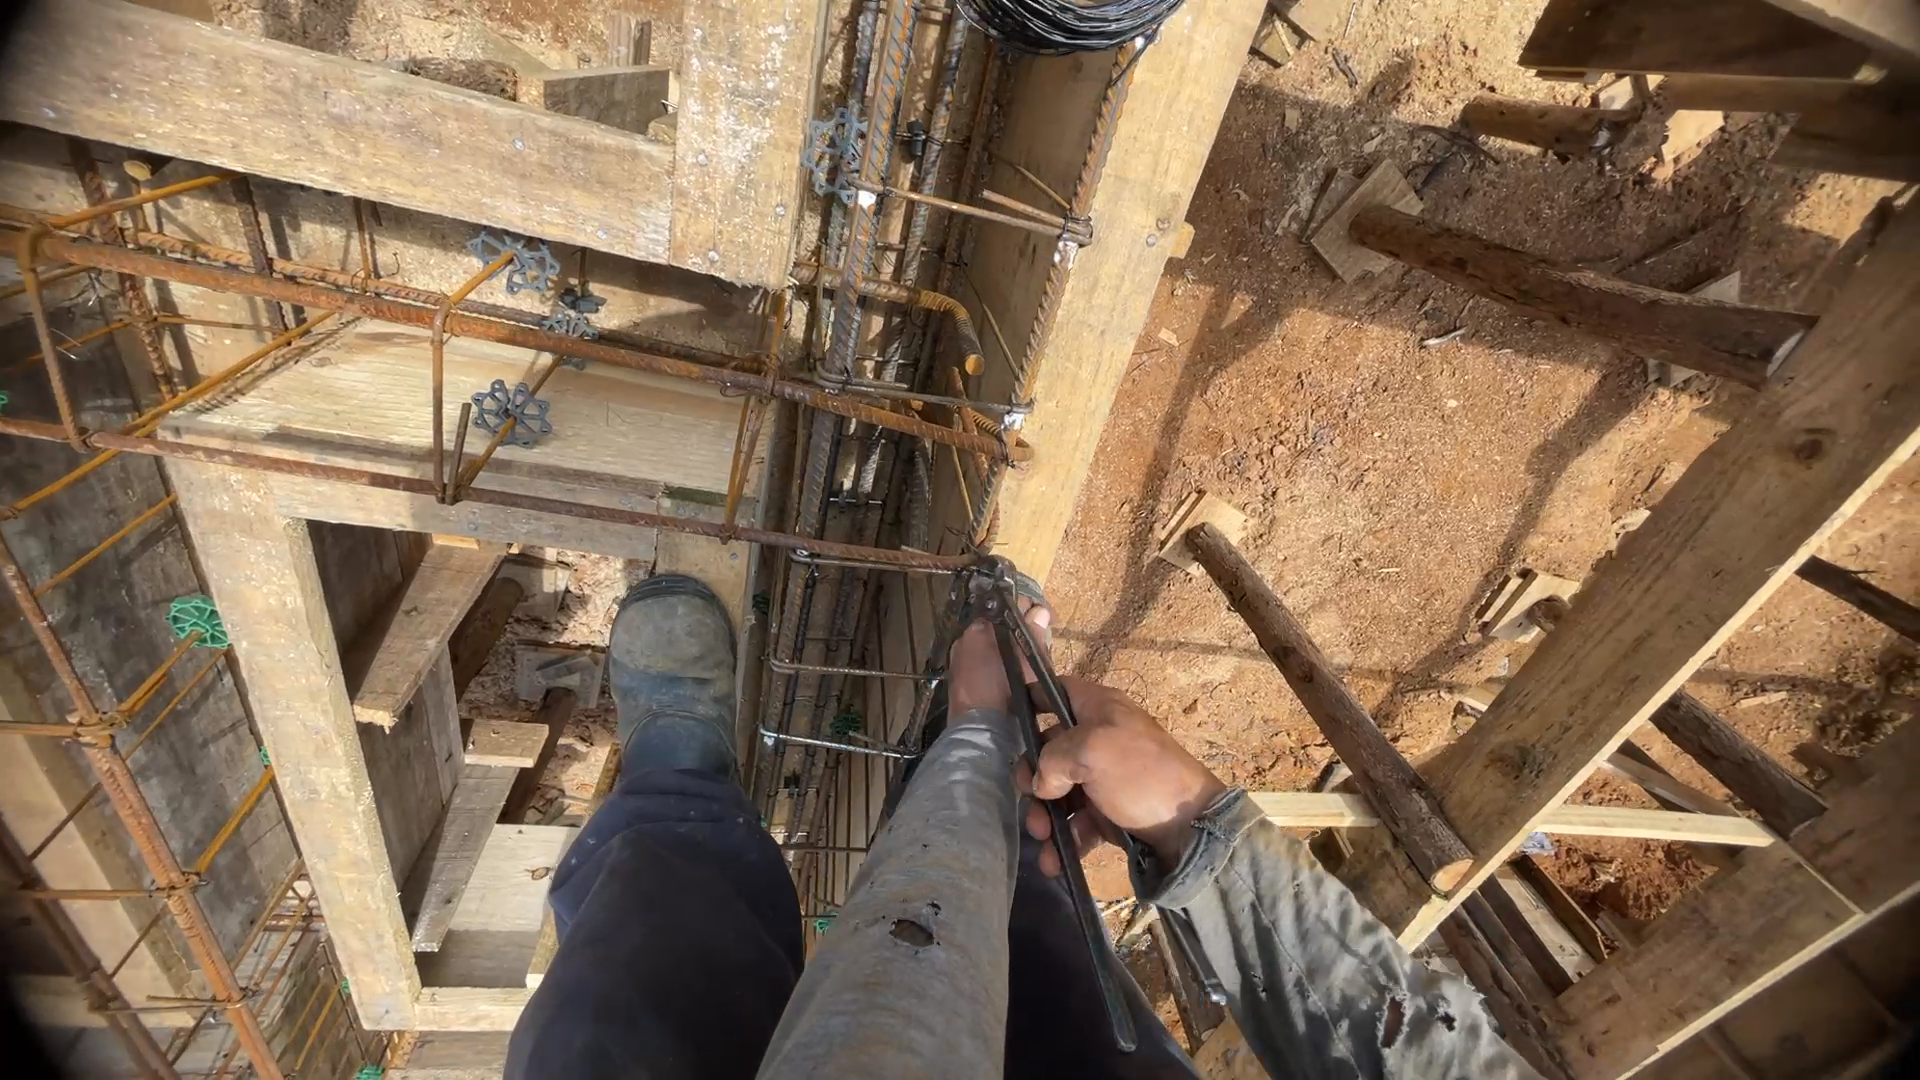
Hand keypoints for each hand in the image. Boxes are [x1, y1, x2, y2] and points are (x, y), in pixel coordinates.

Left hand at [946, 601, 1049, 716]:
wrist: (981, 732)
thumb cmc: (1007, 693)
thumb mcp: (1029, 660)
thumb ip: (1034, 632)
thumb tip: (1039, 611)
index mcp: (980, 628)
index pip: (1008, 606)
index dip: (1031, 610)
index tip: (1048, 620)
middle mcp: (965, 639)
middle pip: (999, 625)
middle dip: (1021, 630)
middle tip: (1042, 643)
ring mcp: (959, 659)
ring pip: (992, 643)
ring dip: (1010, 647)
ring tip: (1029, 662)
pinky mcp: (959, 678)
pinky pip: (982, 661)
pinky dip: (997, 663)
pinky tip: (1011, 677)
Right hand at [1024, 678, 1227, 874]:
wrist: (1193, 829)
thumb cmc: (1141, 773)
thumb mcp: (1093, 750)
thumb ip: (1054, 758)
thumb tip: (1043, 785)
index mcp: (1098, 708)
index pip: (1056, 689)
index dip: (1031, 697)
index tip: (1007, 718)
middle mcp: (1098, 738)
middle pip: (1049, 748)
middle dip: (1032, 775)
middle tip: (1028, 796)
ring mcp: (1103, 778)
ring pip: (1058, 790)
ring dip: (1043, 814)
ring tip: (1041, 836)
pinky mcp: (1109, 814)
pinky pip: (1076, 823)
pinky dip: (1063, 840)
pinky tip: (1053, 860)